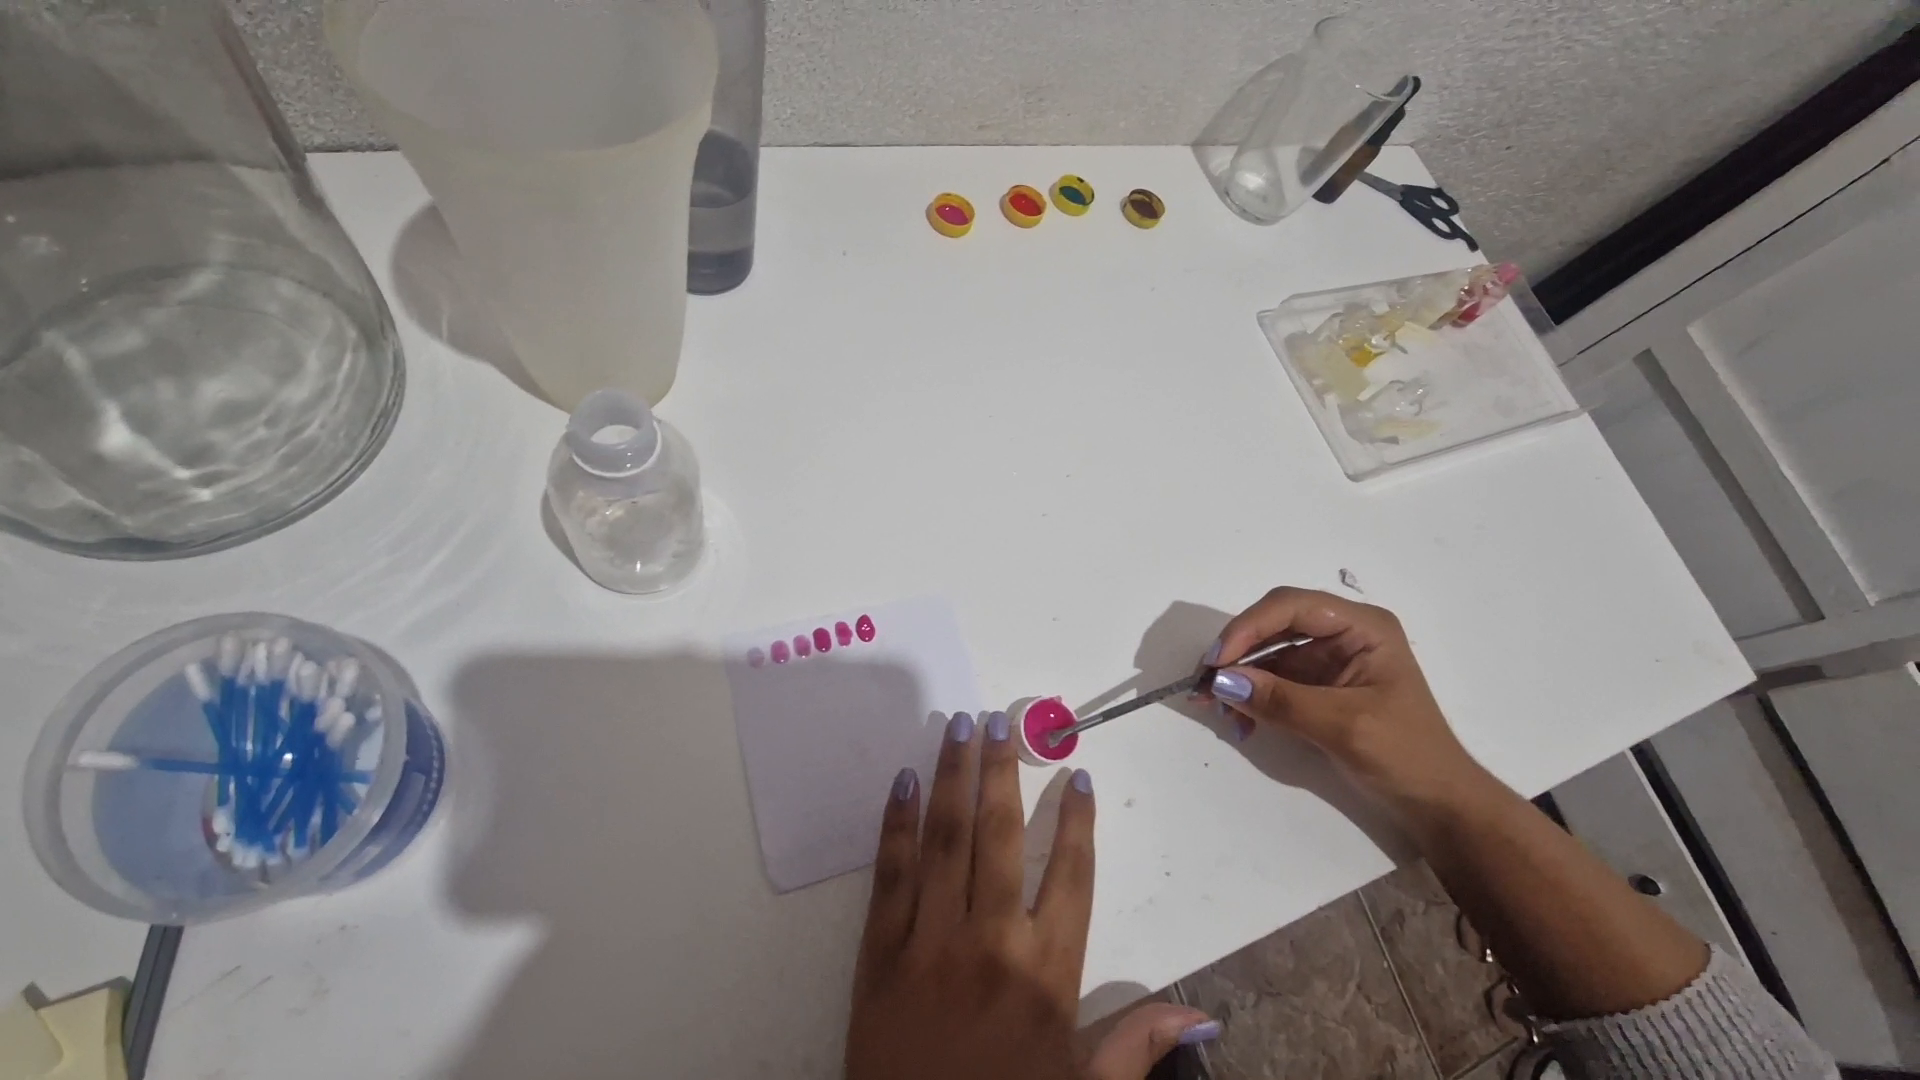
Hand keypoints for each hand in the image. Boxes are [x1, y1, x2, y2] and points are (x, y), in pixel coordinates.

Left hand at [846, 711, 1218, 1079]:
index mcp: (1046, 972)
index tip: (1079, 775)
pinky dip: (896, 824)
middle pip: (1001, 836)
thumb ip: (1138, 1045)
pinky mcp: (879, 951)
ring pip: (946, 840)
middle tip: (1000, 720)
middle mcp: (991, 940)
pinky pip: (890, 875)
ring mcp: (930, 940)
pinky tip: (903, 781)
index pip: (1072, 876)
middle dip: (1002, 772)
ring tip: (960, 726)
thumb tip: (1204, 1014)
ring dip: (953, 777)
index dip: (1079, 823)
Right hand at [1202, 587, 1486, 817]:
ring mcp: (1329, 661)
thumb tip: (1220, 683)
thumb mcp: (1343, 726)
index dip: (1248, 628)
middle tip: (1203, 684)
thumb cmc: (1407, 756)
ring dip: (1238, 679)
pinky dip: (1250, 698)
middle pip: (1274, 625)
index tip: (1216, 663)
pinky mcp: (1318, 689)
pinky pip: (1272, 682)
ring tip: (1214, 709)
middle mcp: (1343, 634)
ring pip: (1267, 654)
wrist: (1438, 806)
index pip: (1291, 607)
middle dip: (1237, 653)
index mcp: (1363, 627)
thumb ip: (1282, 701)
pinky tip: (1236, 720)